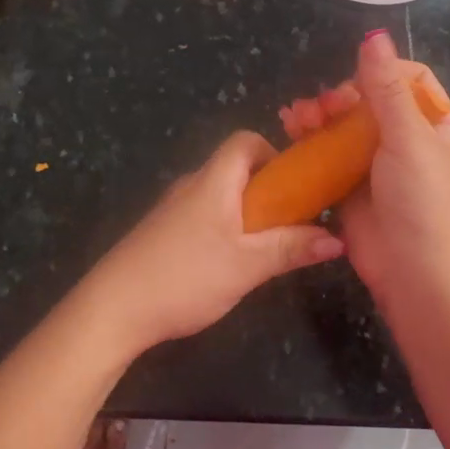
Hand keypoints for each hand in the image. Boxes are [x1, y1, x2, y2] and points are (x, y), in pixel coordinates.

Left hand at [82, 132, 344, 354]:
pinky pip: (203, 217)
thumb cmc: (185, 276)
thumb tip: (337, 239)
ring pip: (219, 197)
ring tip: (265, 251)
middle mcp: (191, 185)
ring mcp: (172, 210)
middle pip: (235, 169)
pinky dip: (224, 231)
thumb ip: (291, 248)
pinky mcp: (160, 234)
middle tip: (291, 225)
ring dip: (246, 215)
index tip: (296, 186)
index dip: (274, 154)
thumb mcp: (248, 266)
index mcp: (213, 180)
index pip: (245, 141)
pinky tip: (228, 267)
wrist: (113, 307)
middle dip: (268, 191)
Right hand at [279, 32, 449, 296]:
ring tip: (295, 117)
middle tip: (322, 108)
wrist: (413, 275)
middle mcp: (408, 140)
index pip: (409, 79)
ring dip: (319, 115)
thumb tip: (374, 35)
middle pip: (370, 99)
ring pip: (344, 125)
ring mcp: (377, 165)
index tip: (356, 84)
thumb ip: (387, 87)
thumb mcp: (408, 138)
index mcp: (435, 125)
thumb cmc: (421, 201)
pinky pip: (328, 154)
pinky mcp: (351, 188)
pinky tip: (289, 130)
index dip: (380, 73)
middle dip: (340, 96)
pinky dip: (308, 140)